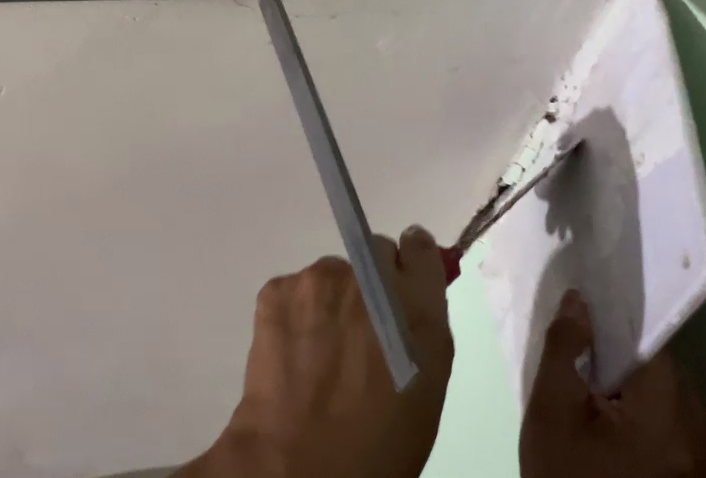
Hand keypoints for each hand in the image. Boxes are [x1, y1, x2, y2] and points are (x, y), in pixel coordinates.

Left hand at [179, 227, 453, 477]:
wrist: (301, 459)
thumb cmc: (381, 441)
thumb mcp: (427, 385)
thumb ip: (421, 329)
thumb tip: (410, 299)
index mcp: (417, 307)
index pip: (419, 249)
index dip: (411, 261)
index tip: (404, 275)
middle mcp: (370, 278)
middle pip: (374, 253)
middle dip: (372, 279)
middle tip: (361, 324)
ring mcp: (320, 278)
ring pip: (331, 274)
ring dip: (330, 299)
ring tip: (321, 349)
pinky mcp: (278, 287)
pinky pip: (295, 289)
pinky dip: (296, 312)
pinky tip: (294, 351)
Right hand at [519, 291, 705, 477]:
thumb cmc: (561, 472)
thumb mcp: (550, 408)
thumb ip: (565, 348)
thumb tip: (579, 301)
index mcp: (666, 421)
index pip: (653, 351)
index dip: (620, 334)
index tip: (591, 333)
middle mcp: (704, 442)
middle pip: (668, 376)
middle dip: (630, 367)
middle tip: (591, 374)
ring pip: (677, 401)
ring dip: (643, 393)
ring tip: (603, 406)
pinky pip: (683, 428)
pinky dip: (656, 419)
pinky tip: (623, 435)